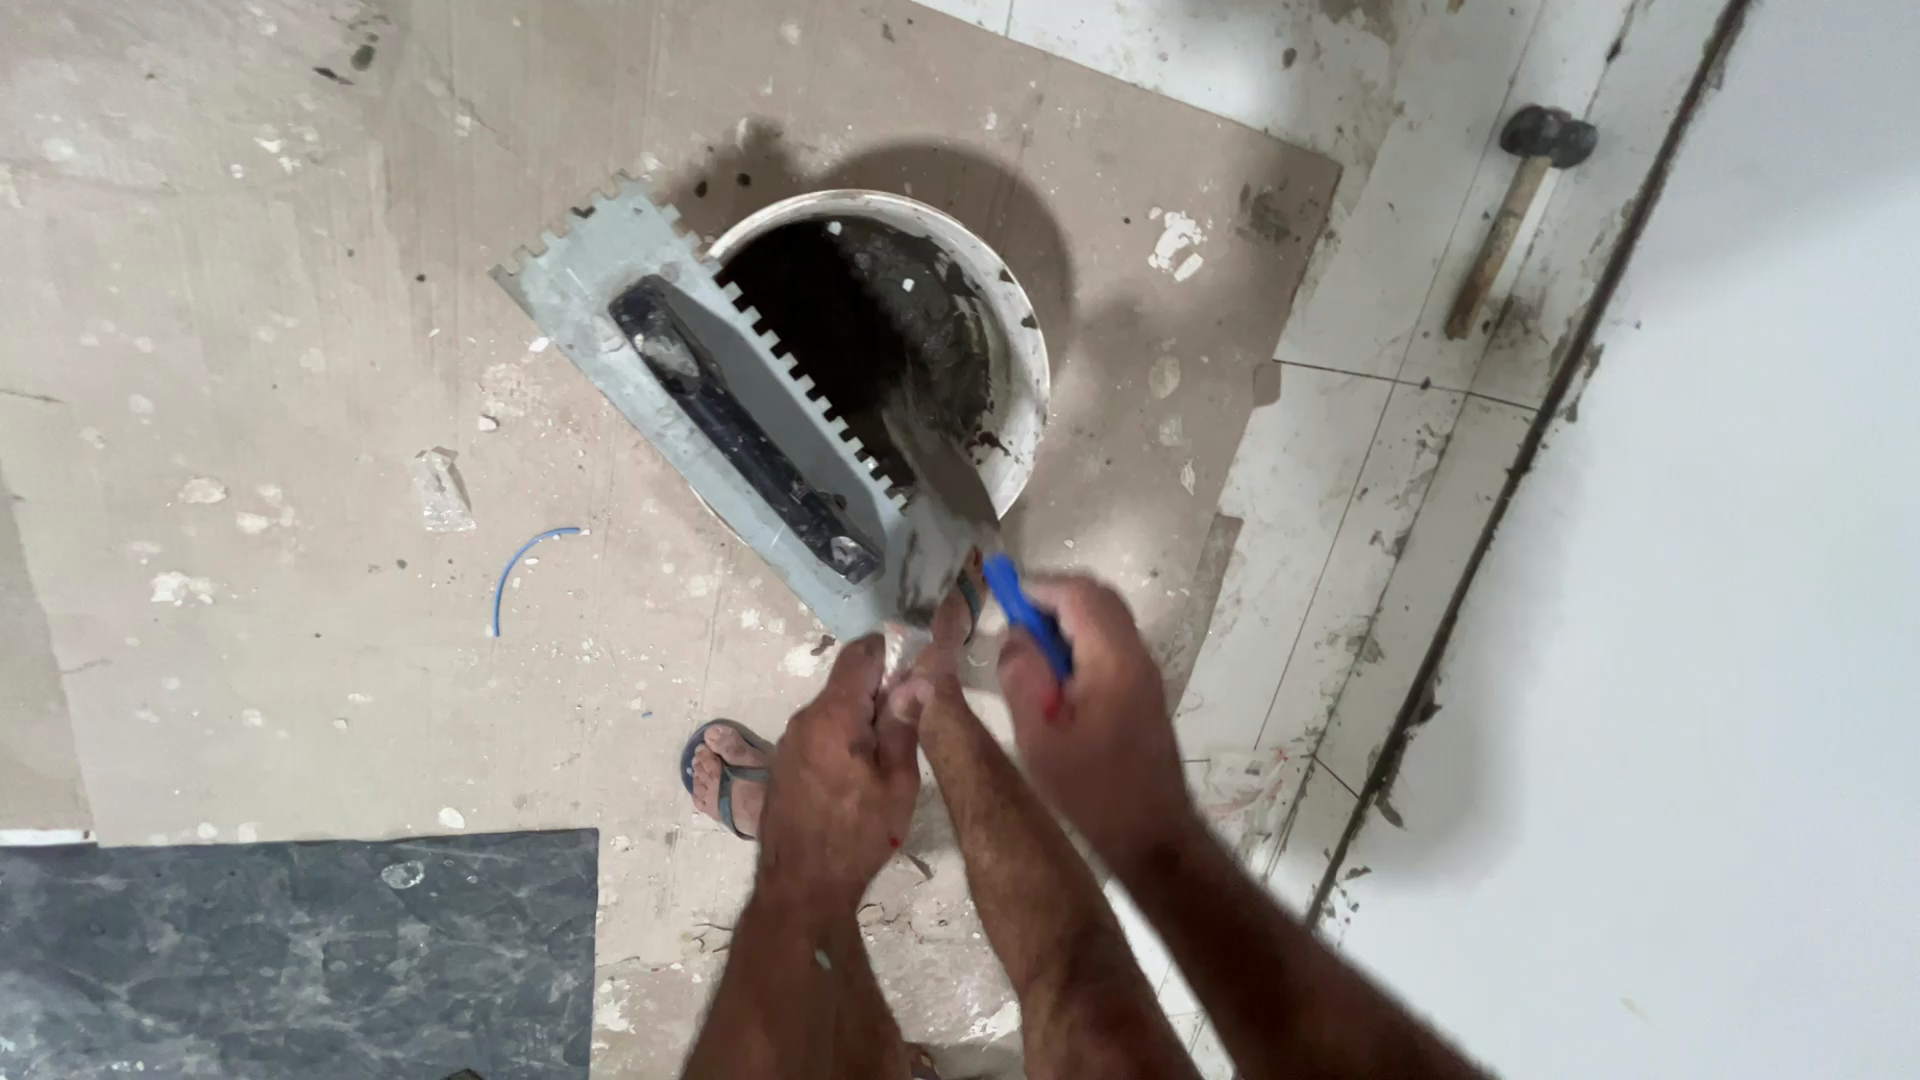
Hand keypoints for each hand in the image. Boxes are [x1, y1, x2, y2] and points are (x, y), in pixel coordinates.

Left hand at [756, 635, 921, 915]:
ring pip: (833, 707)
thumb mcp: (897, 782)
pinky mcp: (785, 762)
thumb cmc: (858, 836)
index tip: (916, 671)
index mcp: (833, 715)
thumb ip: (903, 724)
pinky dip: (842, 735)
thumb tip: (918, 677)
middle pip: (847, 681)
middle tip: (909, 720)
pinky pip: (819, 731)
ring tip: (887, 753)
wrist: (800, 890)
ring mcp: (789, 741)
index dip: (891, 652)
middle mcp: (804, 718)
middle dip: (880, 690)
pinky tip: (859, 771)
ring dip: (861, 716)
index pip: (860, 653)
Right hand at [996, 576, 1194, 870]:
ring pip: (1105, 616)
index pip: (1077, 596)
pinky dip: (1079, 636)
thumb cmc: (1091, 791)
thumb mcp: (1038, 739)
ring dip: (1065, 616)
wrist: (1152, 832)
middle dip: (1052, 596)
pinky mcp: (1143, 685)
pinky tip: (1054, 670)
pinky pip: (1110, 639)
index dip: (1038, 587)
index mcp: (1112, 662)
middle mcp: (1136, 655)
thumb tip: (1015, 635)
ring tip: (1028, 646)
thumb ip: (1021, 677)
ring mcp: (1144, 669)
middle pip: (1096, 596)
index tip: (1002, 595)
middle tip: (1014, 620)